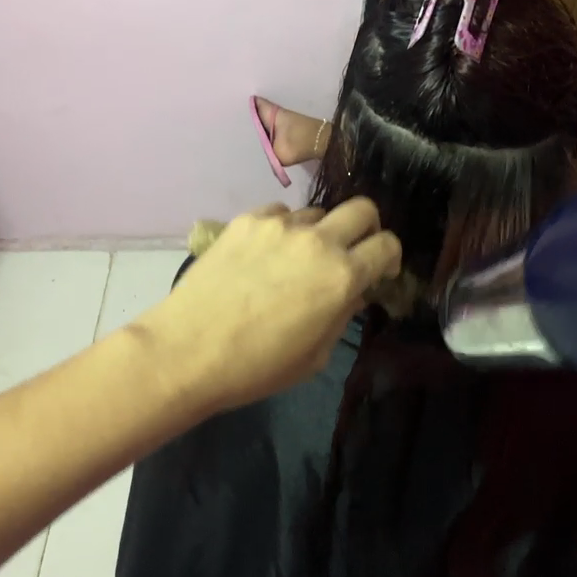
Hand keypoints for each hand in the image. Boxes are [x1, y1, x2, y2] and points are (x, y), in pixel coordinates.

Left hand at [133, 199, 400, 413]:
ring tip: (295, 260)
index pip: (387, 245)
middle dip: (366, 227)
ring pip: (317, 212)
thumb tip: (353, 291)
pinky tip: (263, 256)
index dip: (390, 257)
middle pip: (363, 208)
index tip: (380, 271)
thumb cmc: (256, 367)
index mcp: (342, 276)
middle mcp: (318, 241)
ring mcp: (281, 225)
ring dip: (317, 232)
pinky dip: (281, 231)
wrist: (186, 352)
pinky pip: (279, 215)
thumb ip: (342, 314)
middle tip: (351, 250)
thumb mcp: (315, 355)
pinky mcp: (248, 220)